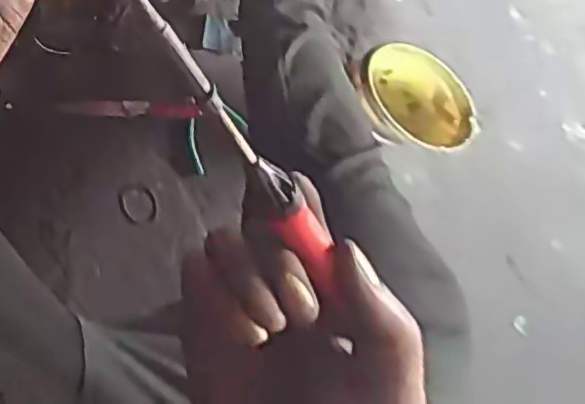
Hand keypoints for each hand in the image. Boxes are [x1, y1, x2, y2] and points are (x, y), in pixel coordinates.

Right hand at [181, 175, 426, 403]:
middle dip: (281, 258)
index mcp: (327, 294)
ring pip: (223, 238)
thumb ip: (385, 323)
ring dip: (246, 271)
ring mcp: (237, 303)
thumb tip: (345, 248)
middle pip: (260, 222)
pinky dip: (215, 291)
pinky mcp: (201, 321)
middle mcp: (278, 288)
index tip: (299, 199)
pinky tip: (243, 336)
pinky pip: (194, 270)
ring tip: (271, 326)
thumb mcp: (390, 388)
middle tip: (303, 312)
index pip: (306, 222)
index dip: (300, 202)